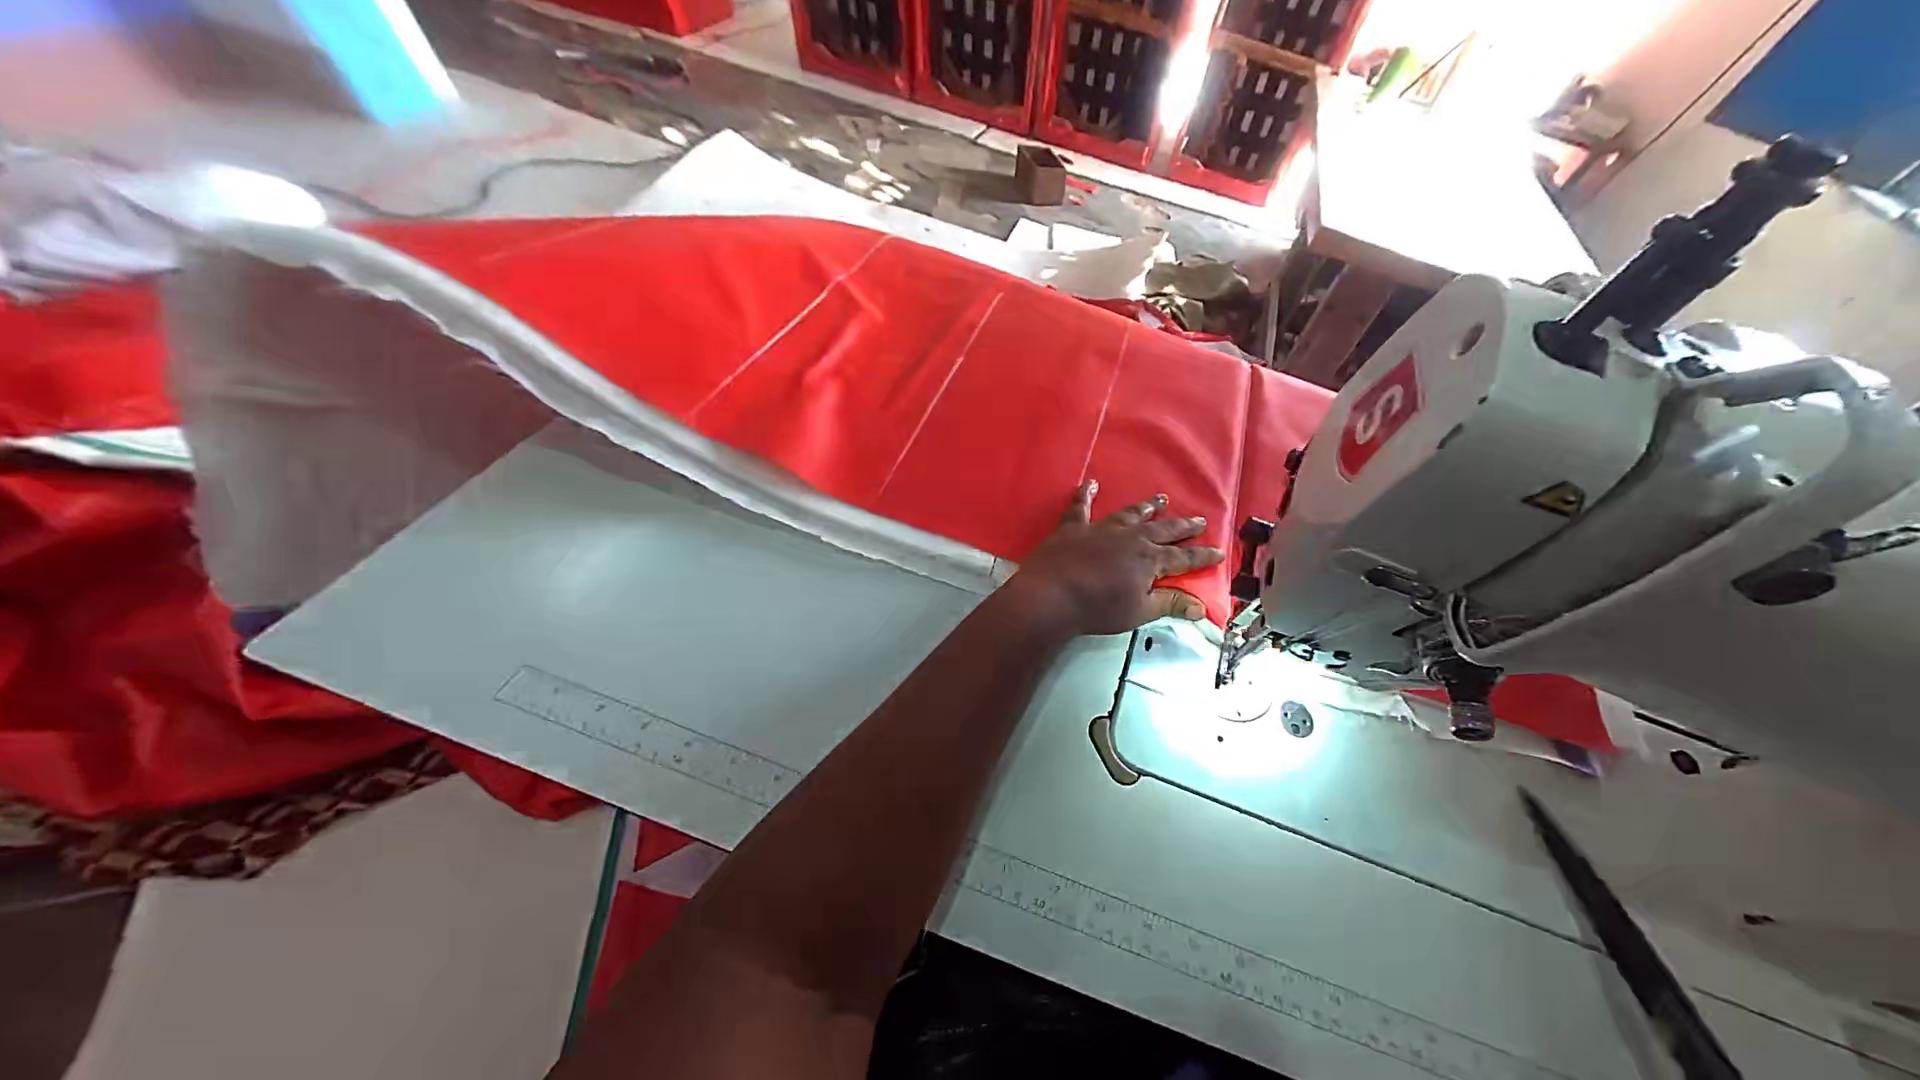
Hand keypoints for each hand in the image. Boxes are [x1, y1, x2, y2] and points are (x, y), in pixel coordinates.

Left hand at [1001, 480, 1225, 637]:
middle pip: (1162, 529)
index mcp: (1149, 559)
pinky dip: (1085, 494)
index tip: (1219, 552)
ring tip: (1161, 498)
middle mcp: (1129, 537)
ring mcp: (1101, 529)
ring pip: (1130, 513)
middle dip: (1183, 525)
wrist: (1052, 596)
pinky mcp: (1073, 528)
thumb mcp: (1139, 611)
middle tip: (1199, 519)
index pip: (1184, 558)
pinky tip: (1089, 484)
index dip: (1202, 556)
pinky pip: (1081, 507)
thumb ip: (1169, 604)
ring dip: (1147, 506)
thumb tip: (1200, 607)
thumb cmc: (1097, 608)